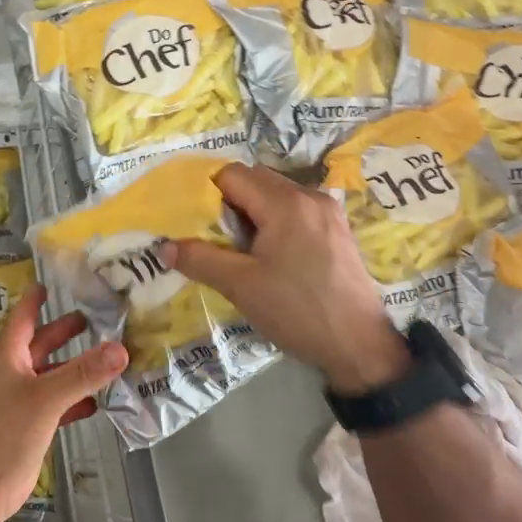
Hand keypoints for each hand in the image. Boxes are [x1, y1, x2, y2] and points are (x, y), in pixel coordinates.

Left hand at [0, 285, 127, 521]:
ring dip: (75, 366)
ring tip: (108, 355)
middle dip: (63, 332)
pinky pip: (57, 403)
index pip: (21, 318)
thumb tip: (120, 349)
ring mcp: (21, 400)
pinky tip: (98, 400)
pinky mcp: (31, 425)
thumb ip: (82, 374)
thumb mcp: (46, 398)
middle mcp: (12, 374)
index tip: (52, 283)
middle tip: (94, 318)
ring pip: (51, 374)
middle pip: (39, 344)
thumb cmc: (6, 433)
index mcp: (7, 358)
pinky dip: (76, 399)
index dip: (34, 300)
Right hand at [158, 163, 407, 394]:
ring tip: (236, 250)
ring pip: (276, 196)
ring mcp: (328, 213)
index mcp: (286, 203)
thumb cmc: (297, 311)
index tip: (191, 221)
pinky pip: (294, 212)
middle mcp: (310, 197)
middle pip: (256, 180)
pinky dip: (273, 223)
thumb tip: (163, 247)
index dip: (206, 193)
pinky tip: (266, 257)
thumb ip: (199, 259)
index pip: (233, 175)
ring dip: (250, 214)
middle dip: (227, 202)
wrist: (359, 346)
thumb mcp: (240, 286)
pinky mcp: (336, 232)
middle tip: (210, 237)